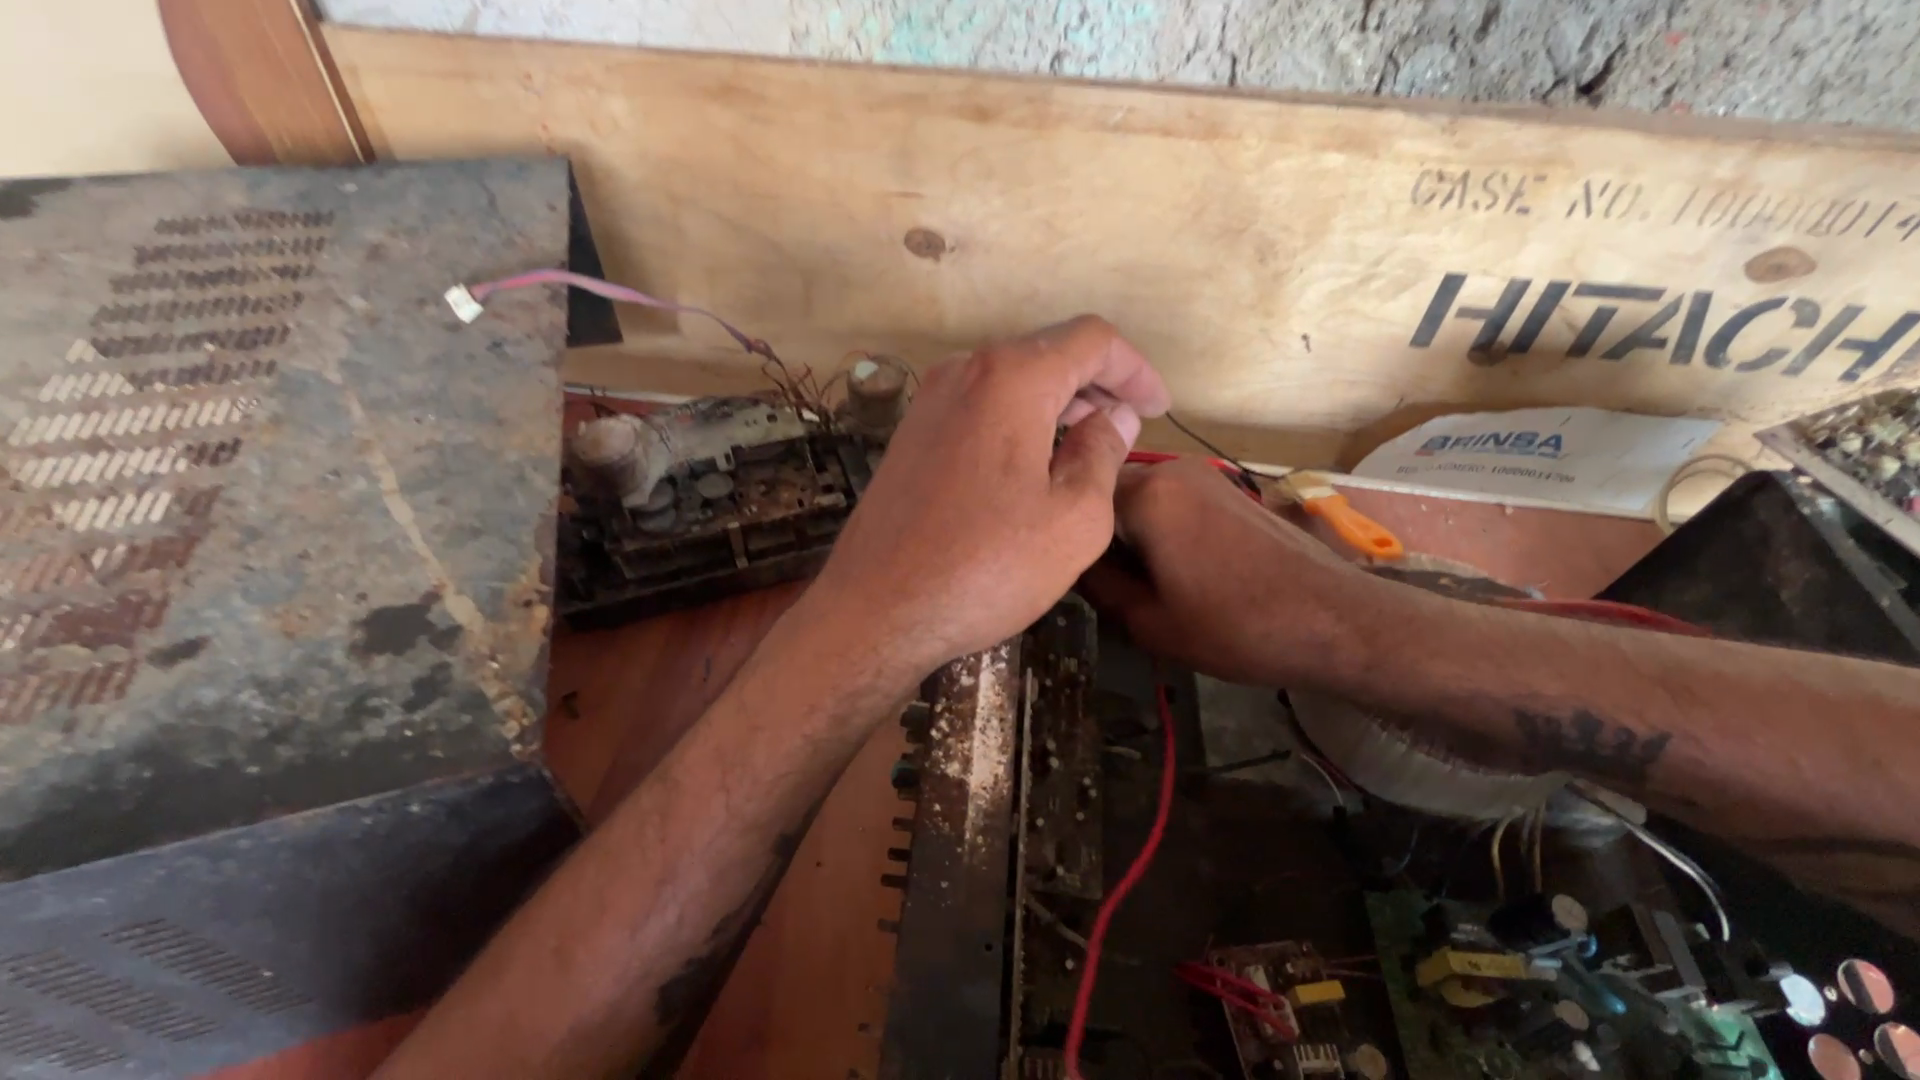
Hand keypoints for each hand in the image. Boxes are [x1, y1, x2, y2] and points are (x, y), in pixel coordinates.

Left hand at [802, 316, 1169, 680]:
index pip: (1091, 340)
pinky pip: (979, 408)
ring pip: (1010, 380)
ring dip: (1056, 402)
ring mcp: (928, 402)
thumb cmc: (985, 567)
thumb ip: (1103, 452)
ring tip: (1088, 445)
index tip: (1157, 409)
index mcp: (1010, 378)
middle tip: (1127, 427)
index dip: (1135, 369)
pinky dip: (1018, 420)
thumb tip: (1112, 416)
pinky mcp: (911, 435)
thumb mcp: (1073, 517)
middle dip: (1096, 383)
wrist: (876, 610)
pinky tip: (1033, 463)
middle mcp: (963, 372)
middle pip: (1047, 353)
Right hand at [1080, 458, 1383, 685]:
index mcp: (1144, 493)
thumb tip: (1070, 565)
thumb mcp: (1149, 622)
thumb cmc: (1235, 626)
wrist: (1335, 621)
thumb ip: (1098, 587)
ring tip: (1137, 581)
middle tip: (1101, 586)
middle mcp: (1171, 469)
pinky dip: (1160, 530)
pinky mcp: (1228, 490)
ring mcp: (1204, 476)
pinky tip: (1173, 570)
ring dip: (1129, 534)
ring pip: (1139, 499)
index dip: (1067, 542)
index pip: (1076, 503)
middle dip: (1098, 535)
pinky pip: (1171, 503)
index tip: (1067, 577)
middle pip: (1108, 496)